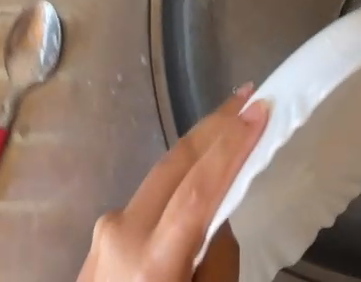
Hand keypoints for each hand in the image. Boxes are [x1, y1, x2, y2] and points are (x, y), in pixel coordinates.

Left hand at [77, 86, 270, 281]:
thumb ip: (218, 266)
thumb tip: (220, 220)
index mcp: (151, 262)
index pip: (198, 189)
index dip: (231, 147)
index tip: (260, 109)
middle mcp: (122, 232)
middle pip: (175, 165)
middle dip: (214, 127)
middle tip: (250, 96)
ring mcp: (105, 230)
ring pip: (160, 177)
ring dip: (198, 149)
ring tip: (232, 125)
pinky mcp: (100, 236)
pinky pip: (148, 200)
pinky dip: (178, 181)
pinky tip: (199, 175)